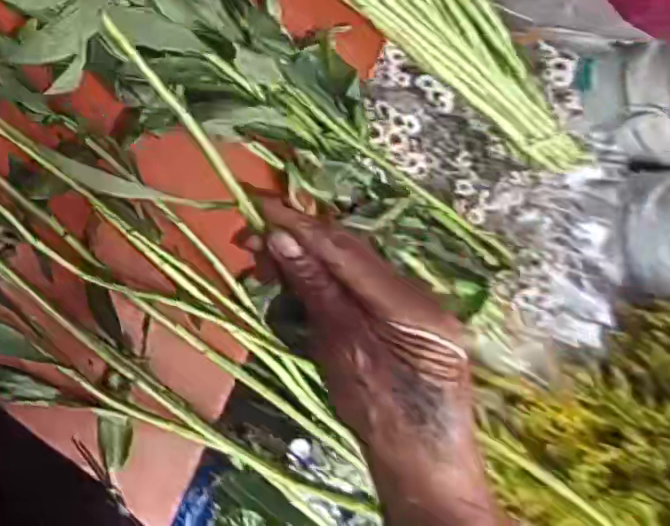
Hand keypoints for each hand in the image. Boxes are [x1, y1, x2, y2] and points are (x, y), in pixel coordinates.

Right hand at [259, 199, 504, 525]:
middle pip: (346, 249)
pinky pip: (349, 277)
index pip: (344, 250)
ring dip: (298, 253)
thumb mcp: (339, 347)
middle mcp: (418, 296)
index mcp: (413, 307)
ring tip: (260, 264)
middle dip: (292, 236)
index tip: (254, 203)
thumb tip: (278, 236)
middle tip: (245, 238)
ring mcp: (410, 303)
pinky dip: (312, 271)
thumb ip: (314, 287)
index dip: (297, 224)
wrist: (423, 466)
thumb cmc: (382, 413)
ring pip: (344, 259)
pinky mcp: (396, 312)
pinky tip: (285, 277)